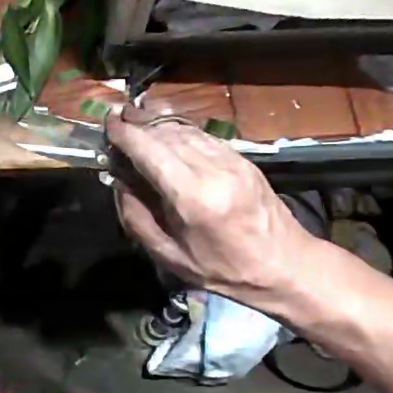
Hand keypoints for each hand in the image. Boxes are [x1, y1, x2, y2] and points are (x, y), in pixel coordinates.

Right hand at [104, 102, 316, 303]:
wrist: (285, 265)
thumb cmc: (221, 268)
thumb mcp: (168, 254)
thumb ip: (136, 216)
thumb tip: (119, 182)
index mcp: (193, 198)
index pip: (151, 151)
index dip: (125, 135)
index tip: (107, 125)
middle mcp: (214, 171)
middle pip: (166, 135)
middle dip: (137, 126)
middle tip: (115, 123)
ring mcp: (232, 161)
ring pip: (185, 130)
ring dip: (156, 125)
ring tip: (134, 124)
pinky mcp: (243, 159)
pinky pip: (202, 136)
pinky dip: (178, 132)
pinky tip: (164, 136)